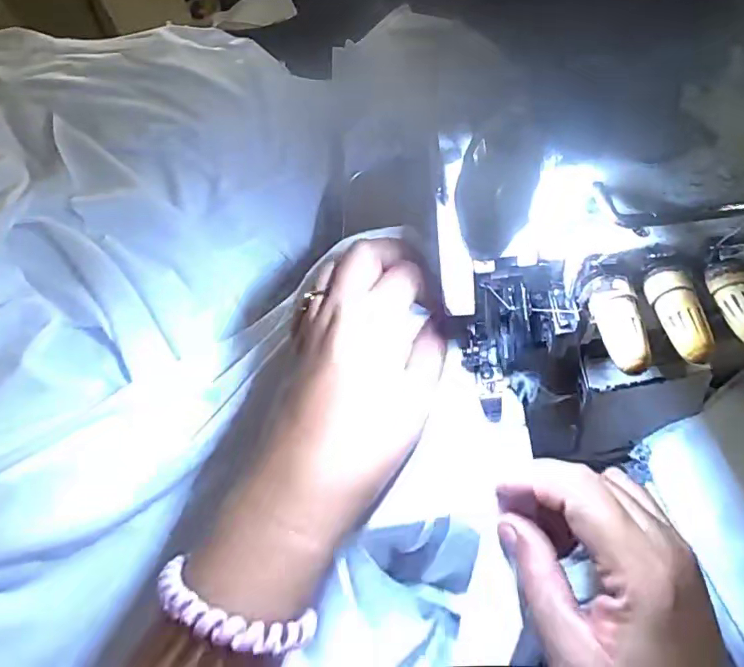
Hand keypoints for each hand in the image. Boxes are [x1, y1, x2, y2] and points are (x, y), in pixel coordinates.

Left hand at [180, 237, 446, 621]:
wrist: (294, 492)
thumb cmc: (364, 448)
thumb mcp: (417, 400)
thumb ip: (431, 349)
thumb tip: (437, 322)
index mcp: (370, 321)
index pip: (407, 273)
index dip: (435, 281)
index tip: (449, 302)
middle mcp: (335, 312)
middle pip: (364, 253)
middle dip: (399, 252)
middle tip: (424, 273)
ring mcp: (311, 326)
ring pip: (336, 267)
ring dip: (369, 264)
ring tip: (397, 285)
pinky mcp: (298, 344)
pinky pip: (319, 293)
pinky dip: (344, 285)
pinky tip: (362, 308)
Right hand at [498, 461, 727, 666]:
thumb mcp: (572, 653)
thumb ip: (539, 581)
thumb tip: (511, 522)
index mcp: (644, 563)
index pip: (584, 490)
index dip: (538, 479)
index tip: (499, 486)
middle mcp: (668, 540)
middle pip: (603, 482)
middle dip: (553, 485)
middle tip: (510, 508)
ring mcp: (680, 546)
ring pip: (622, 488)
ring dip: (577, 495)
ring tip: (537, 525)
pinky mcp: (682, 557)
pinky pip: (639, 509)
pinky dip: (602, 508)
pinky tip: (576, 539)